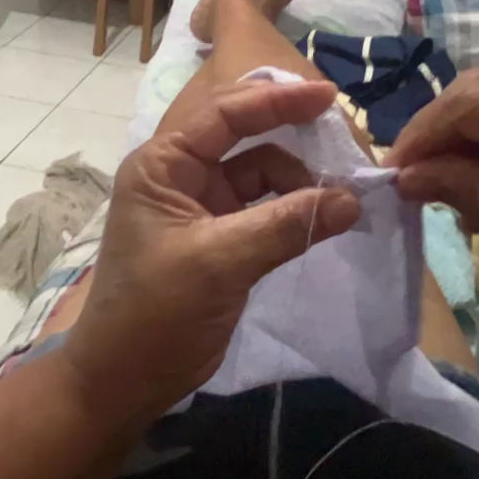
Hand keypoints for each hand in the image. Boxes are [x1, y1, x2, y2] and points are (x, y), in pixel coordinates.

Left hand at [62, 79, 361, 423]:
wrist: (126, 381)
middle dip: (287, 128)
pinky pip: (264, 206)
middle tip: (338, 127)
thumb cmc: (156, 314)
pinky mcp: (220, 235)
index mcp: (162, 164)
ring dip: (298, 178)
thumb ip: (286, 225)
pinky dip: (293, 208)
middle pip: (241, 133)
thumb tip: (352, 199)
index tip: (327, 97)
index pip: (223, 113)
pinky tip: (322, 216)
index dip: (276, 99)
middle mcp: (180, 173)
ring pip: (259, 171)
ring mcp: (201, 204)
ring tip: (339, 193)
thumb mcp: (220, 263)